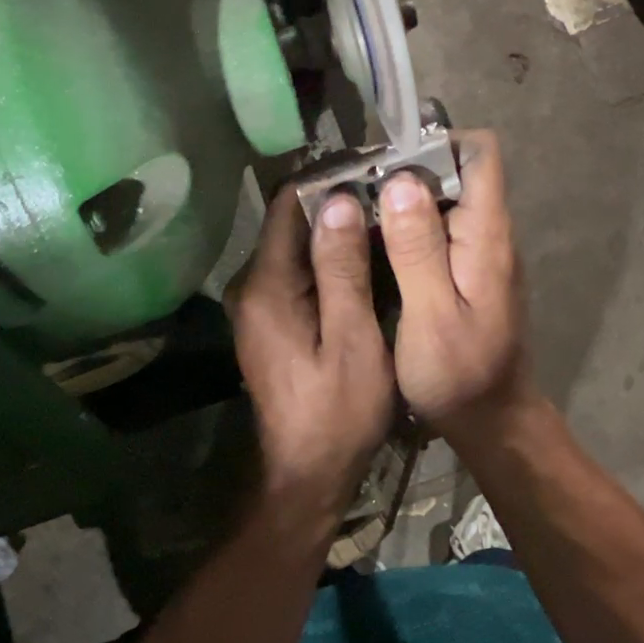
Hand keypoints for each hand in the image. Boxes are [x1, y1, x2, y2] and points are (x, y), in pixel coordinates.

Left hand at [226, 186, 394, 500]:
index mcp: (265, 286)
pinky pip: (298, 272)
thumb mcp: (352, 340)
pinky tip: (369, 260)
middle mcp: (250, 286)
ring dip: (338, 232)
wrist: (307, 473)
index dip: (333, 180)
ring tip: (389, 219)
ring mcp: (256, 305)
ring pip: (297, 246)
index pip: (289, 203)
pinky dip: (330, 260)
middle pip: (292, 222)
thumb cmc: (337, 412)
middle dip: (339, 204)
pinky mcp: (268, 320)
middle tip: (394, 194)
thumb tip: (339, 200)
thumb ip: (342, 270)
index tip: (379, 169)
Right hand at [379, 130, 531, 434]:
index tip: (384, 160)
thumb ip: (417, 249)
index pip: (479, 154)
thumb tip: (400, 181)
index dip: (435, 142)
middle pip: (457, 173)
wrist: (493, 423)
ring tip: (354, 212)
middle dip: (407, 170)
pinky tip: (373, 247)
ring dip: (403, 200)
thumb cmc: (460, 377)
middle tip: (354, 189)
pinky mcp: (469, 275)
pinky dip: (407, 228)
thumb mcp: (432, 315)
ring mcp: (482, 256)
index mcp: (487, 237)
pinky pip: (440, 232)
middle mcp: (491, 236)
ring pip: (445, 203)